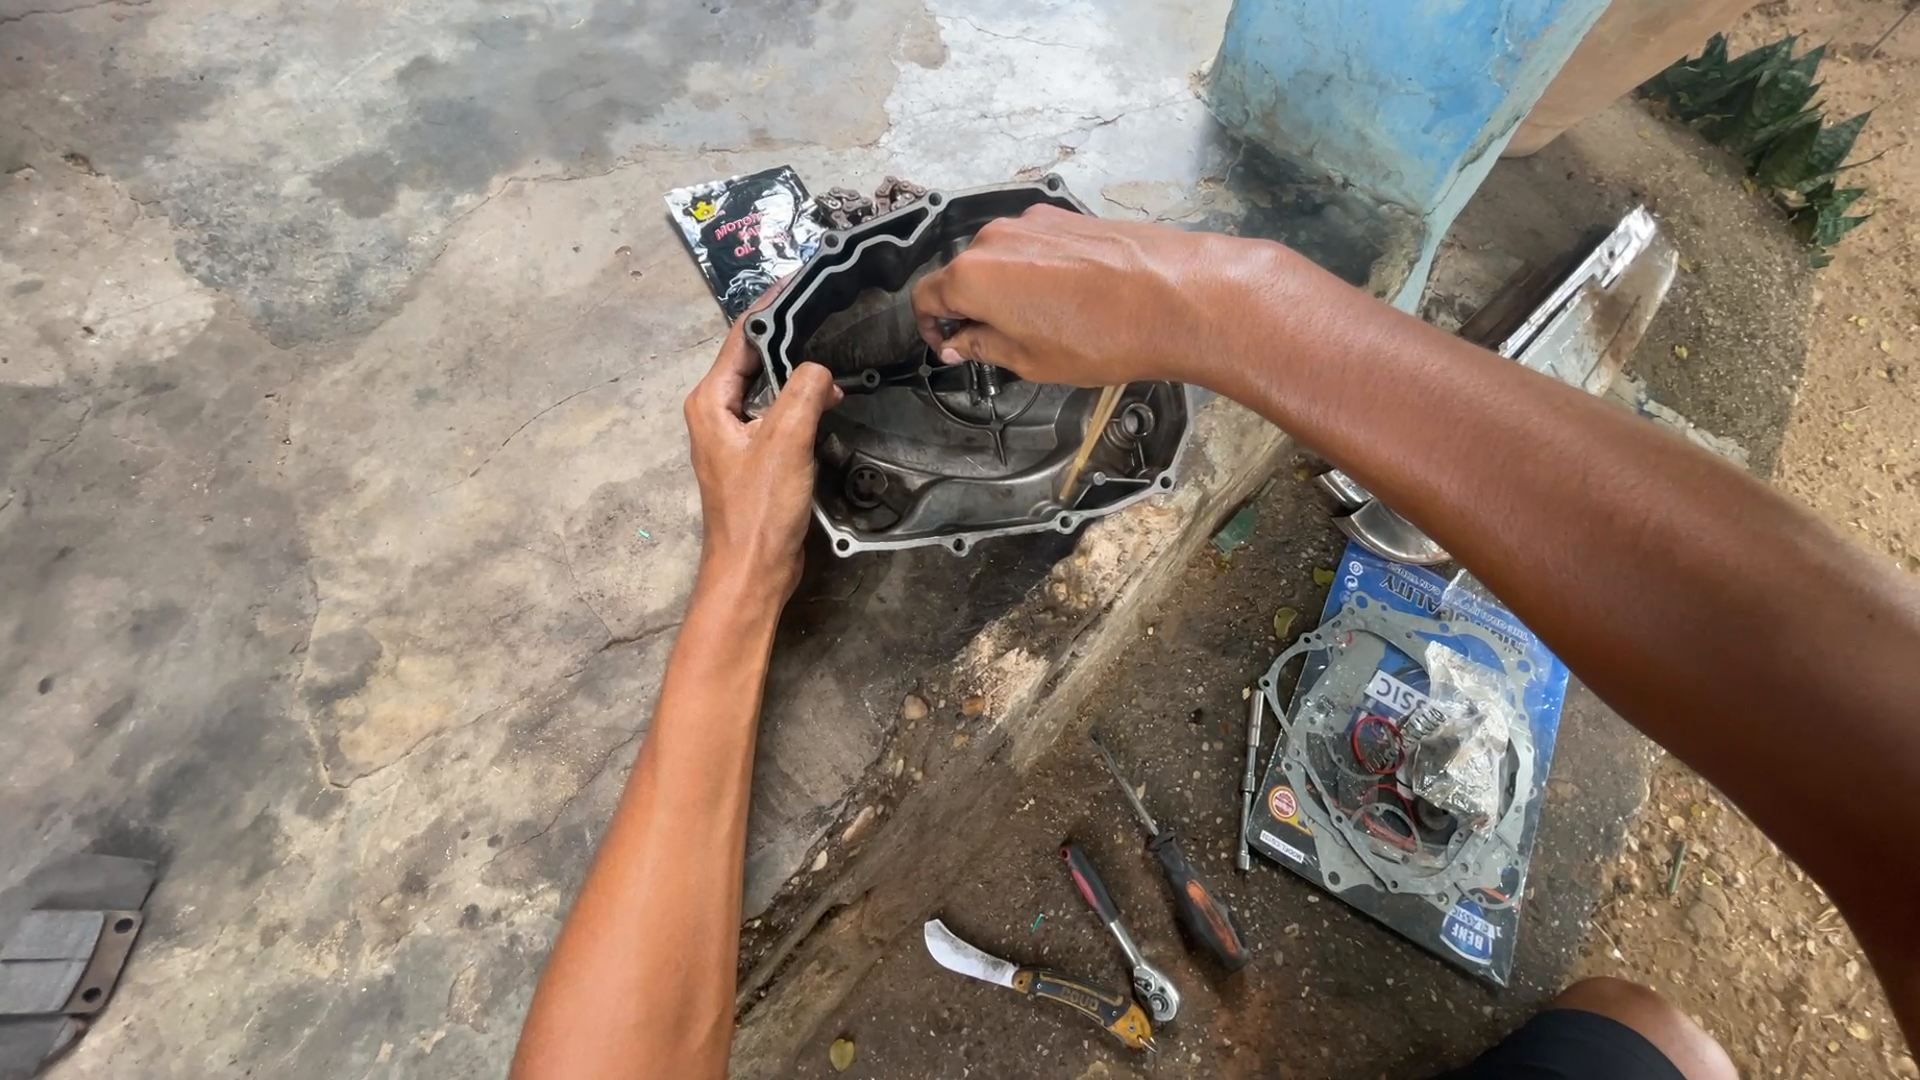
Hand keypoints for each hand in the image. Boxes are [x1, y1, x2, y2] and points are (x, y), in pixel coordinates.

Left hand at [683, 317, 840, 602]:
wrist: (754, 569)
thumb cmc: (760, 507)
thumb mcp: (785, 441)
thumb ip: (803, 393)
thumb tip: (821, 369)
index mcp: (711, 401)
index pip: (741, 339)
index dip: (771, 309)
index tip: (802, 284)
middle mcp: (717, 413)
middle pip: (754, 361)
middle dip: (790, 340)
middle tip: (828, 318)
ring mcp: (735, 437)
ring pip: (769, 390)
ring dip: (799, 376)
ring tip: (836, 359)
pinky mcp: (755, 458)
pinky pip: (778, 416)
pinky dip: (802, 404)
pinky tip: (829, 402)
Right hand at [910, 206, 1253, 387]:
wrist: (1173, 298)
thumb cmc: (1103, 335)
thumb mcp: (1028, 359)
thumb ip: (981, 346)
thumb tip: (958, 343)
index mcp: (974, 276)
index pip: (927, 296)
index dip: (931, 327)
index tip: (947, 344)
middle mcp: (995, 238)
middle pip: (962, 274)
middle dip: (969, 309)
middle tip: (992, 343)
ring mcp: (1032, 221)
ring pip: (998, 259)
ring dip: (1003, 290)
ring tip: (1037, 324)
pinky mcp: (1064, 216)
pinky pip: (1030, 246)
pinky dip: (1031, 272)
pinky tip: (1062, 300)